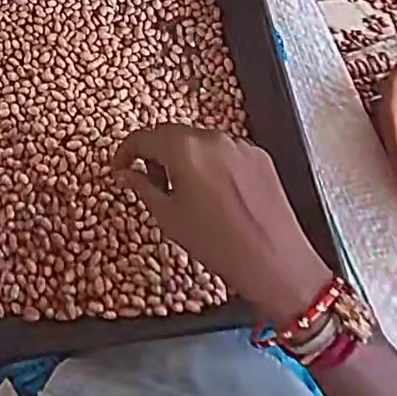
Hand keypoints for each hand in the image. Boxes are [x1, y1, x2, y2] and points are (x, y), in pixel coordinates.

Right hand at [111, 125, 331, 324]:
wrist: (276, 261)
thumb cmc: (219, 244)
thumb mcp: (169, 217)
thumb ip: (142, 187)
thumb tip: (126, 174)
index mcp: (184, 150)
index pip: (143, 137)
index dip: (126, 151)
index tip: (120, 166)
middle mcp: (212, 138)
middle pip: (171, 134)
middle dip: (155, 152)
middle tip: (148, 179)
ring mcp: (239, 145)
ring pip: (199, 141)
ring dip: (184, 157)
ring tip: (183, 191)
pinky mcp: (258, 155)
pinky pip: (224, 151)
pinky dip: (211, 163)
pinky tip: (214, 193)